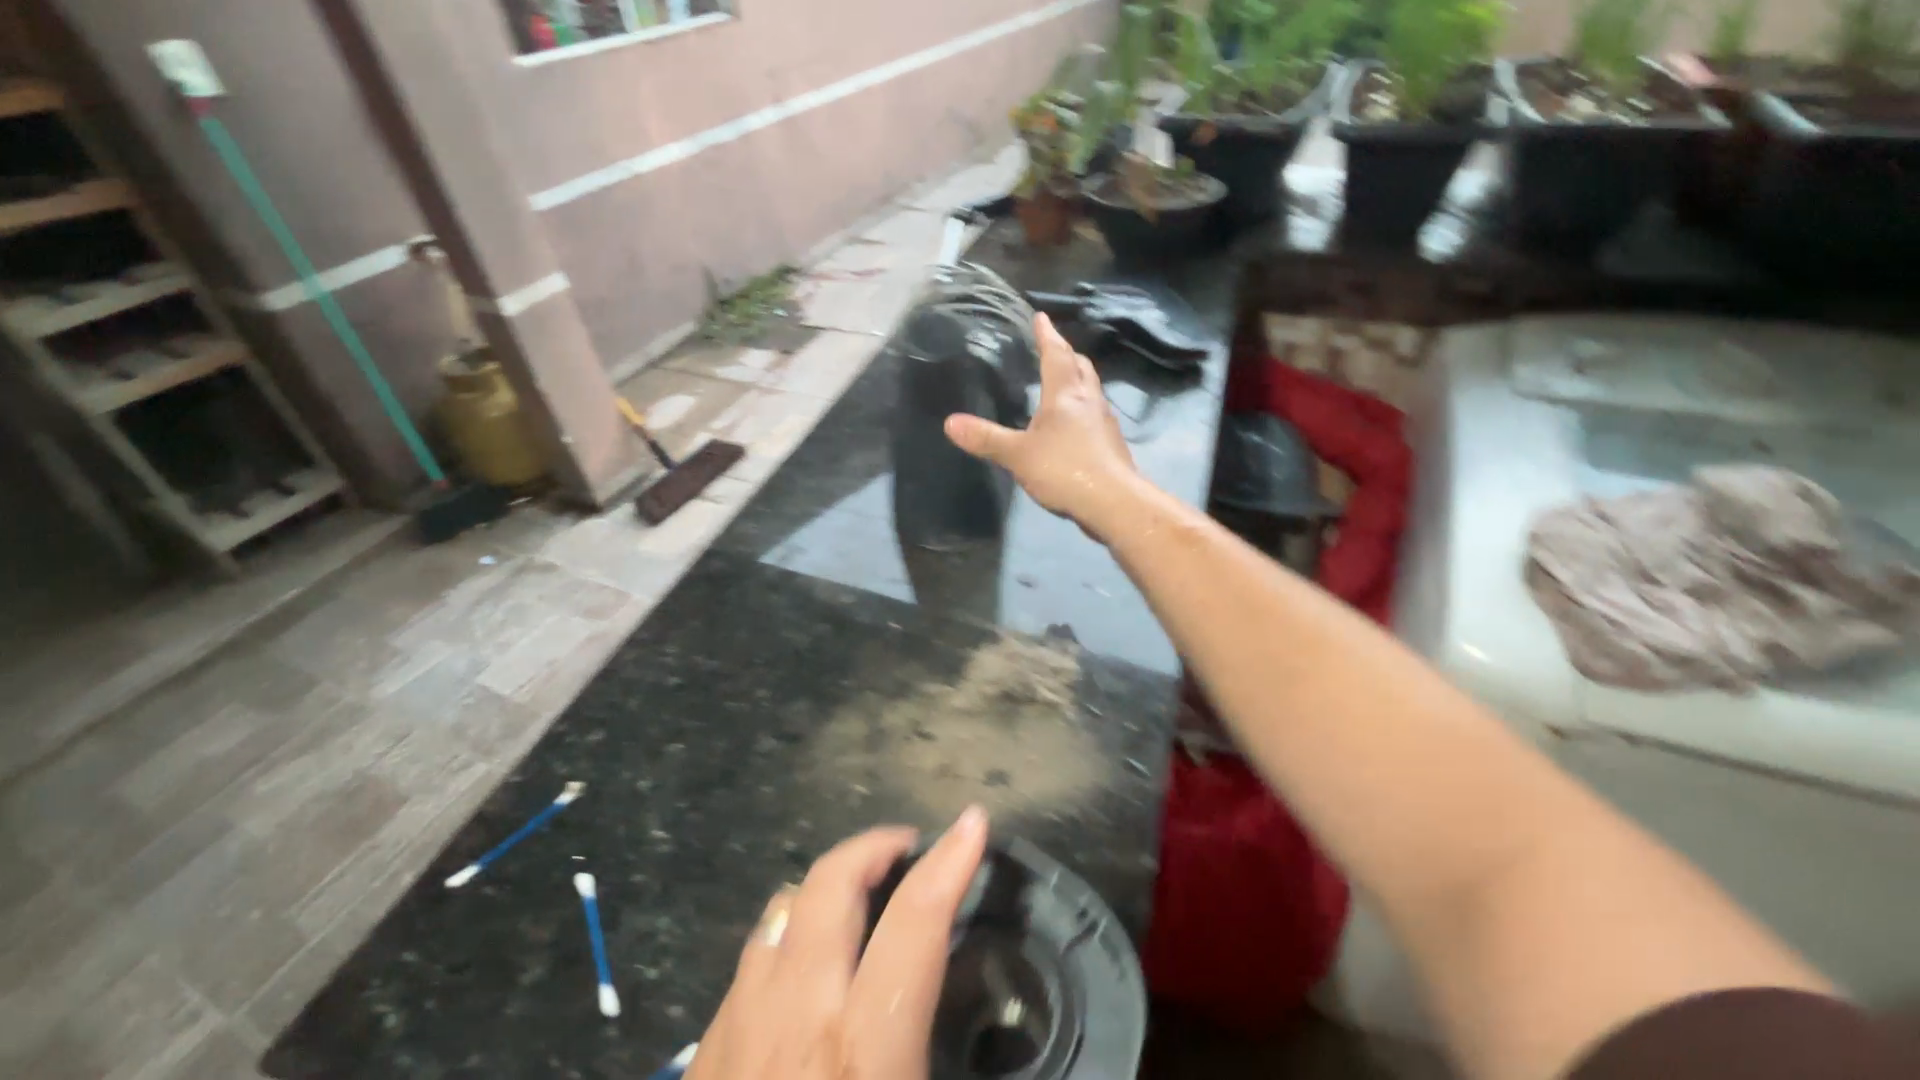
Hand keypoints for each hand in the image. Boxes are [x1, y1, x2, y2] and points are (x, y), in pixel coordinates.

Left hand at [685, 808, 989, 1079]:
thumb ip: (937, 1052)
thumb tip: (956, 1030)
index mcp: (864, 1043)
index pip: (915, 923)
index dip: (950, 862)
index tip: (974, 821)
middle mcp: (798, 1013)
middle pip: (830, 887)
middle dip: (872, 847)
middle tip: (907, 847)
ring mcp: (740, 1024)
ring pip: (781, 912)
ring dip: (826, 890)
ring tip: (858, 902)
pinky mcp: (704, 1049)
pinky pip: (751, 960)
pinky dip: (786, 939)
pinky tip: (800, 970)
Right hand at [945, 313, 1137, 537]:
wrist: (1114, 503)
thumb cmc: (1065, 470)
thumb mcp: (1018, 455)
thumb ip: (986, 439)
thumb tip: (950, 423)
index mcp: (1066, 394)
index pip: (1056, 354)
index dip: (1047, 335)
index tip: (1041, 317)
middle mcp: (1089, 400)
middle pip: (1080, 367)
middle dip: (1066, 354)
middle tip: (1053, 347)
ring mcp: (1105, 422)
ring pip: (1091, 389)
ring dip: (1078, 379)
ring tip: (1064, 381)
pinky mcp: (1112, 444)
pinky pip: (1095, 414)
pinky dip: (1083, 407)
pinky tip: (1074, 423)